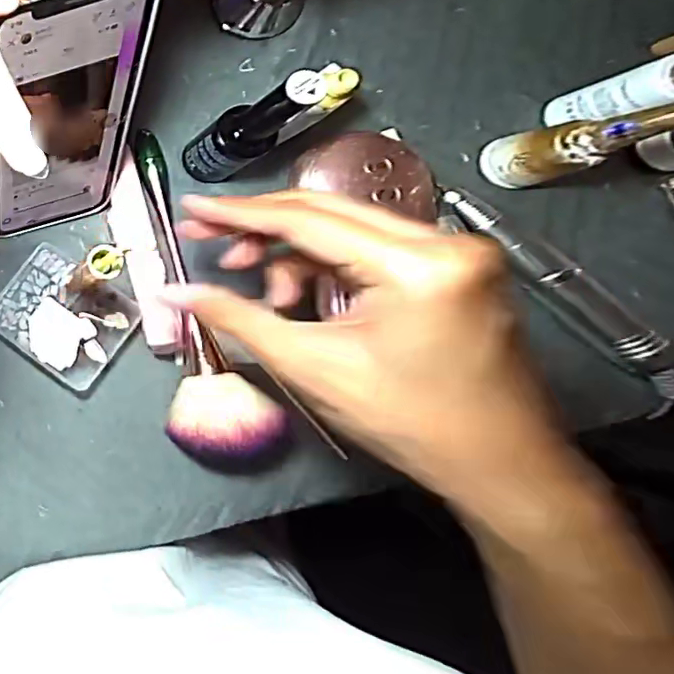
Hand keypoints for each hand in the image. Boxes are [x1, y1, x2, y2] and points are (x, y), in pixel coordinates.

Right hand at [161, 191, 584, 521]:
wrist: (497, 464)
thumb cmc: (406, 420)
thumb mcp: (307, 365)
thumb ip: (236, 317)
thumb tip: (175, 291)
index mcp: (416, 265)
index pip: (307, 220)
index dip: (239, 214)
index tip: (193, 209)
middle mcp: (444, 242)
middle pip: (325, 213)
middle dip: (260, 228)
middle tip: (207, 242)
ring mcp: (453, 253)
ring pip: (343, 232)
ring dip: (292, 257)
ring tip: (266, 298)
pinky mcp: (449, 269)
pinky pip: (366, 252)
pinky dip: (324, 270)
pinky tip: (301, 300)